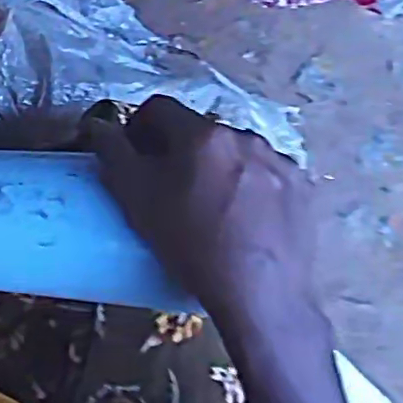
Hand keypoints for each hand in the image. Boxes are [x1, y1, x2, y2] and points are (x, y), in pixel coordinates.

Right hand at [86, 96, 318, 327]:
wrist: (260, 295)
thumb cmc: (189, 242)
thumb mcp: (134, 197)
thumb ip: (112, 152)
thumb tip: (100, 125)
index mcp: (201, 134)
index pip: (158, 108)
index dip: (137, 126)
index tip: (133, 155)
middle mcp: (244, 136)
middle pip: (197, 130)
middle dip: (176, 150)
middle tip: (164, 186)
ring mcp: (279, 162)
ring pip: (232, 152)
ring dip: (213, 167)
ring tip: (205, 206)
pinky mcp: (303, 189)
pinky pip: (263, 174)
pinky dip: (247, 186)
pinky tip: (239, 218)